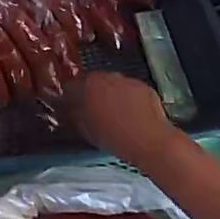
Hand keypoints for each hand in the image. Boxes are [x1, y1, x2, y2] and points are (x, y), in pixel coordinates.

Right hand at [63, 72, 185, 162]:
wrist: (150, 141)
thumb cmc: (114, 137)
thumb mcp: (84, 130)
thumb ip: (73, 115)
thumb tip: (69, 110)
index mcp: (86, 86)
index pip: (70, 86)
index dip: (71, 98)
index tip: (72, 107)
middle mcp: (106, 77)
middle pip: (93, 82)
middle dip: (92, 94)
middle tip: (95, 111)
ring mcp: (126, 80)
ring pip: (113, 84)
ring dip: (111, 95)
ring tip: (116, 115)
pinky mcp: (144, 86)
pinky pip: (131, 90)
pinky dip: (129, 98)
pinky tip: (132, 114)